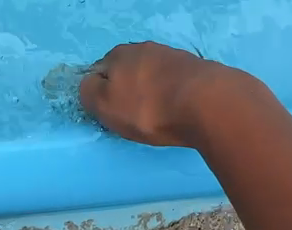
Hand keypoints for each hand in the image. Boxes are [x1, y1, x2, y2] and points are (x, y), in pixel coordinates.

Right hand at [78, 42, 256, 147]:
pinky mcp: (189, 67)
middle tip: (129, 118)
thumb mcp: (105, 105)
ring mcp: (167, 55)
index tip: (107, 115)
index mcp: (116, 55)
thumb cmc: (146, 109)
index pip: (97, 73)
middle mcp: (141, 49)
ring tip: (151, 116)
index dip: (98, 96)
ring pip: (146, 77)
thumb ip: (89, 93)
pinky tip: (170, 109)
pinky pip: (167, 83)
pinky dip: (164, 95)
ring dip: (145, 94)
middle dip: (123, 93)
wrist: (202, 102)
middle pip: (123, 73)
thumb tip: (89, 85)